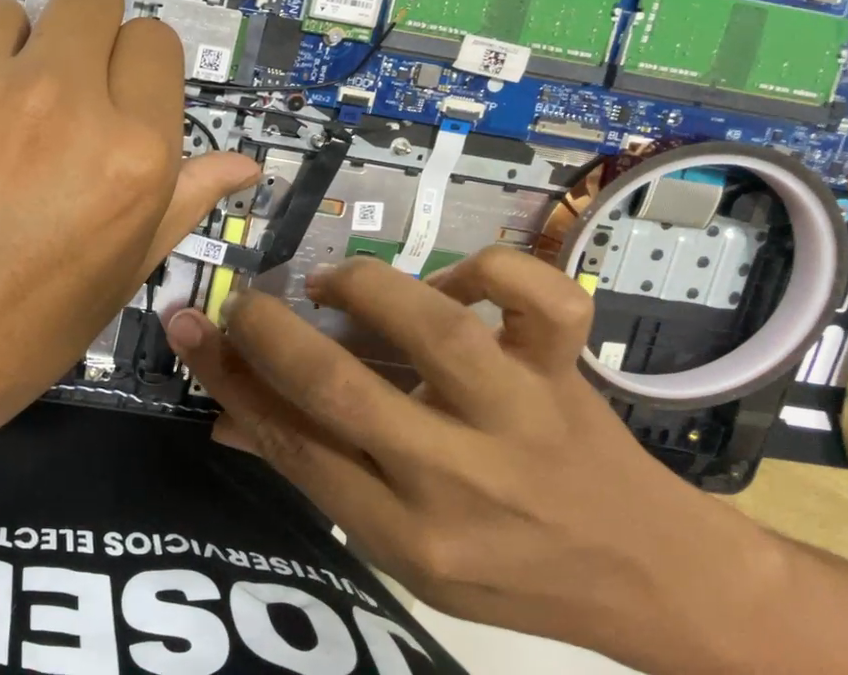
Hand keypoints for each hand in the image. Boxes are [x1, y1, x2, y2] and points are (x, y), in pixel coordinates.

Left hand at [0, 0, 259, 486]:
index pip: (154, 40)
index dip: (129, 69)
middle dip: (74, 35)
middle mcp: (55, 103)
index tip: (104, 97)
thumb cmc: (17, 332)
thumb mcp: (118, 275)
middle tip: (41, 94)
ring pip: (0, 15)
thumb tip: (241, 162)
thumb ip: (182, 201)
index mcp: (130, 153)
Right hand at [165, 249, 788, 668]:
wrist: (658, 578)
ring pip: (435, 330)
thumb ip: (315, 476)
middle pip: (341, 389)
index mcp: (409, 534)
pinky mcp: (567, 374)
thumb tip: (225, 419)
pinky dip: (490, 269)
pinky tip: (451, 282)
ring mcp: (521, 418)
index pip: (293, 446)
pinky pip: (541, 300)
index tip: (188, 325)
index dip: (228, 379)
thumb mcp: (403, 553)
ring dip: (365, 291)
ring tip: (332, 284)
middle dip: (269, 332)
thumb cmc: (512, 571)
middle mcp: (459, 478)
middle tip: (241, 301)